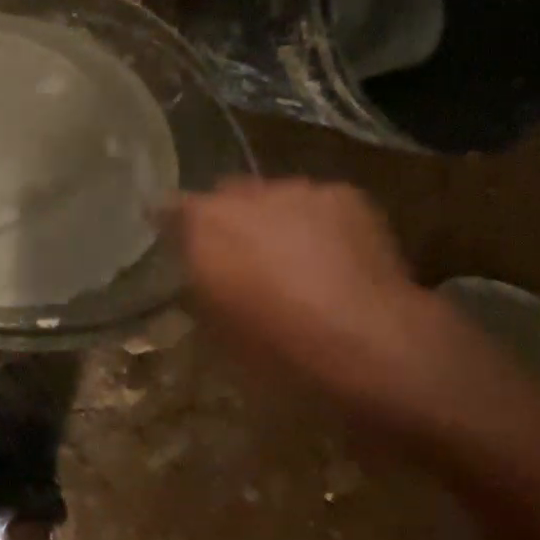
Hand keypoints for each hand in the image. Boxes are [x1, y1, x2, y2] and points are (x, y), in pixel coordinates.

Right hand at [174, 178, 517, 431]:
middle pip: (224, 197)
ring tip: (300, 260)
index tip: (177, 243)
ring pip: (275, 198)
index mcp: (202, 227)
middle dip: (230, 220)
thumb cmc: (279, 351)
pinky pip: (320, 204)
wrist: (371, 344)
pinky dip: (321, 224)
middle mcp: (242, 196)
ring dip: (277, 220)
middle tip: (245, 260)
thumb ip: (200, 287)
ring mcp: (296, 189)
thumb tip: (200, 273)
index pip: (168, 209)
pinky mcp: (345, 194)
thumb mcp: (218, 331)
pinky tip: (338, 258)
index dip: (173, 226)